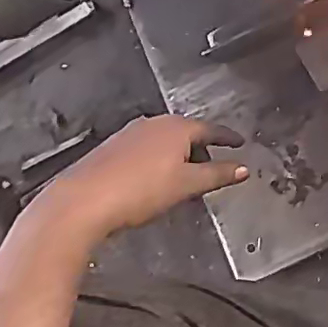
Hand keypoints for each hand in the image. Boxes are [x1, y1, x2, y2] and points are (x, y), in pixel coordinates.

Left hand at [32, 116, 249, 240]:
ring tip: (187, 179)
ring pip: (165, 142)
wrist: (84, 202)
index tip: (239, 142)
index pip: (210, 130)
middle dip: (202, 149)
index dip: (227, 138)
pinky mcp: (112, 149)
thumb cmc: (140, 190)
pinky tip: (157, 181)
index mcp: (175, 128)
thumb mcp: (187, 185)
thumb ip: (217, 174)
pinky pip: (146, 150)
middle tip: (215, 167)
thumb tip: (243, 168)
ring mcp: (129, 135)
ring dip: (180, 157)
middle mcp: (152, 124)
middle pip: (186, 133)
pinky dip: (160, 162)